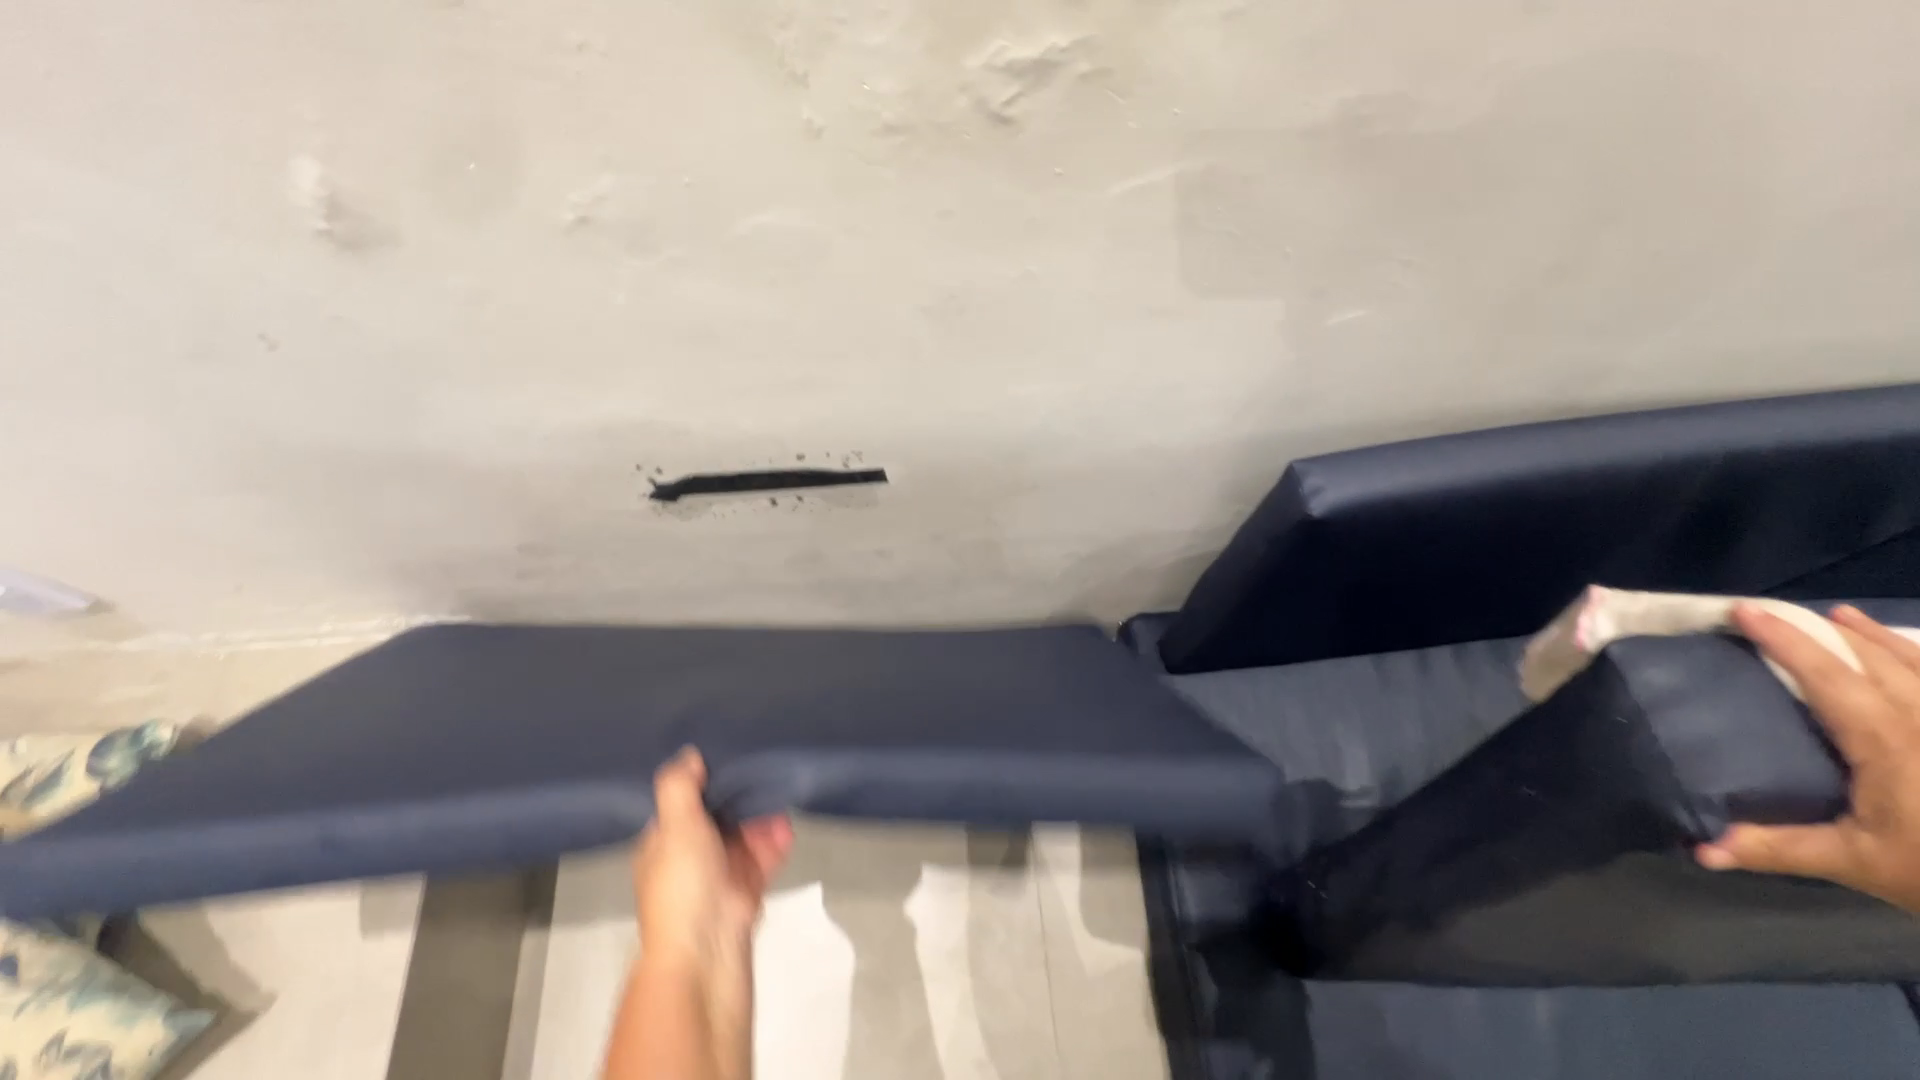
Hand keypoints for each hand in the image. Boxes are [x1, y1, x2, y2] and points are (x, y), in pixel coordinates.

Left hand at [633, 749, 794, 966]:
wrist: (706, 950)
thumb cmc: (682, 884)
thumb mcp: (674, 826)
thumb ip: (680, 786)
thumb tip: (689, 753)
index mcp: (662, 843)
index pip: (682, 803)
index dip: (703, 782)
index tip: (728, 756)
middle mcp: (690, 856)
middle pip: (719, 817)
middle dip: (742, 799)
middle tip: (763, 773)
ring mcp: (721, 874)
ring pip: (745, 835)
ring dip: (762, 819)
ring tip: (780, 800)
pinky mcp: (748, 888)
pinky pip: (765, 857)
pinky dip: (776, 843)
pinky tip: (786, 830)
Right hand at [1696, 604, 1919, 912]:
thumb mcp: (1855, 864)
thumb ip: (1775, 849)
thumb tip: (1699, 849)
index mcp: (1887, 743)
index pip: (1828, 676)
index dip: (1786, 640)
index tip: (1745, 611)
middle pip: (1876, 660)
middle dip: (1827, 632)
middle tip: (1781, 613)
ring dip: (1879, 638)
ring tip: (1846, 617)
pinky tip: (1914, 657)